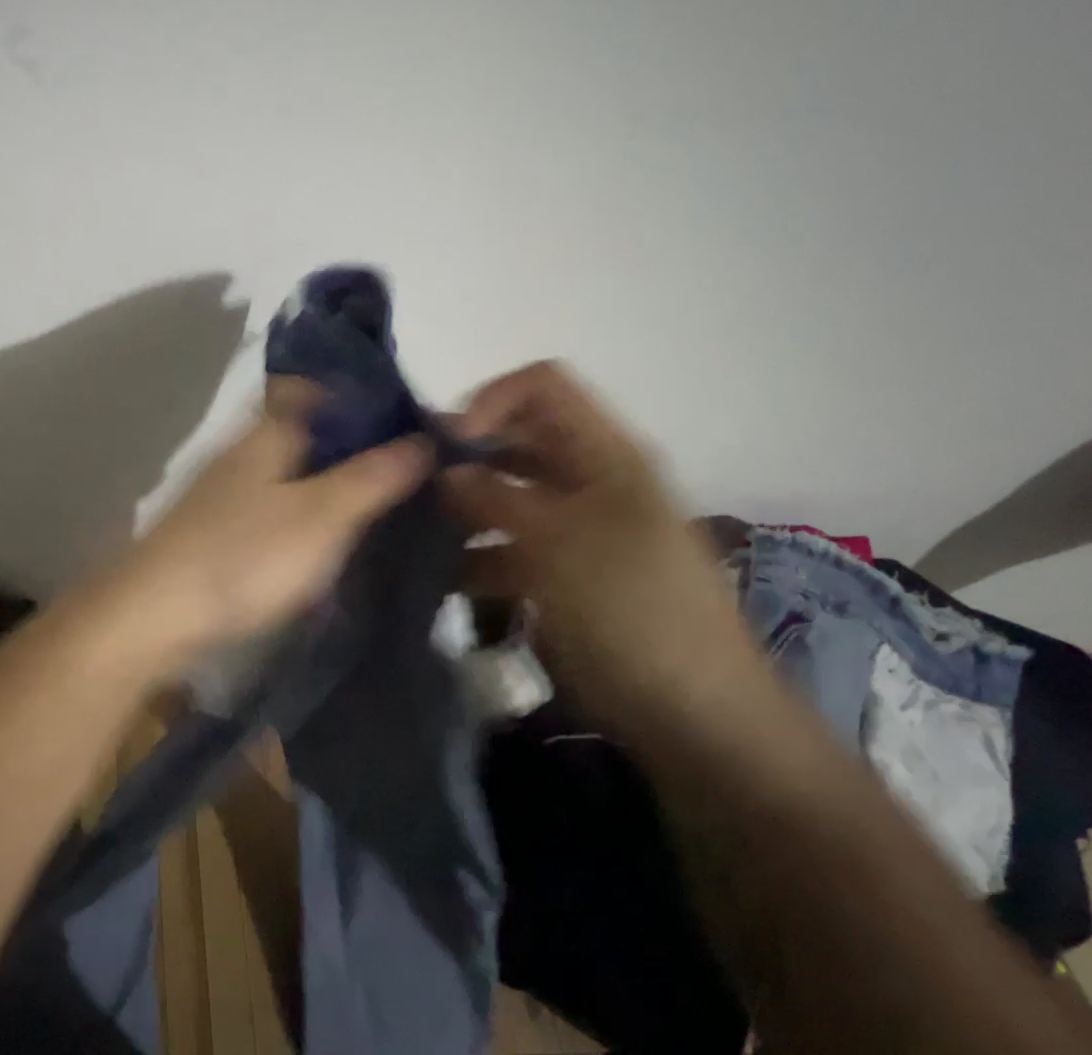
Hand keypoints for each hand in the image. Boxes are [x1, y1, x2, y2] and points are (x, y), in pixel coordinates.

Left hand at [98, 379, 431, 664]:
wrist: (157, 615)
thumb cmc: (245, 556)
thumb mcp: (323, 515)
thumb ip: (373, 475)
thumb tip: (424, 438)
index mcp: (269, 431)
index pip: (314, 385)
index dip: (361, 390)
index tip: (411, 414)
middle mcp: (244, 452)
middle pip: (307, 431)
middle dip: (357, 443)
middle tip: (416, 467)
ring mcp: (226, 494)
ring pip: (292, 472)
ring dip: (334, 482)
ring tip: (389, 504)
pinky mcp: (219, 533)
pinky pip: (277, 509)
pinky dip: (309, 516)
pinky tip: (335, 541)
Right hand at [442, 361, 756, 719]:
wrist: (690, 711)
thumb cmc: (631, 610)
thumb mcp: (559, 543)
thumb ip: (496, 496)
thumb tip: (445, 469)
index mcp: (604, 456)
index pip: (542, 388)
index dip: (489, 401)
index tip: (442, 446)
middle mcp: (586, 483)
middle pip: (515, 443)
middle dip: (463, 459)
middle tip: (407, 491)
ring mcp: (572, 533)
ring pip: (503, 501)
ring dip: (459, 513)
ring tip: (410, 540)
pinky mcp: (556, 579)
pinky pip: (504, 552)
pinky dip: (471, 559)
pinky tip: (436, 580)